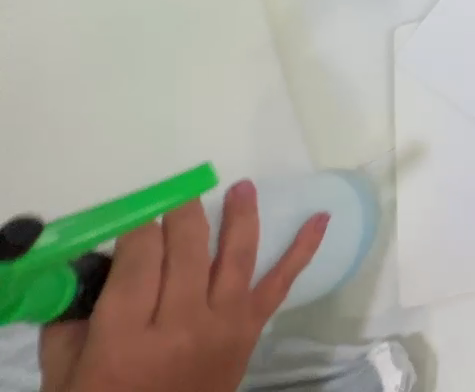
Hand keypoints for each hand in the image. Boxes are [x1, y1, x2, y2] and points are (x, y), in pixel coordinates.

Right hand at [39, 181, 329, 391]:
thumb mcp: (67, 379)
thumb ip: (71, 329)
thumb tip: (84, 274)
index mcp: (124, 342)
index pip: (137, 270)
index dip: (140, 235)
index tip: (140, 213)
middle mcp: (181, 325)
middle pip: (187, 256)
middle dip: (185, 218)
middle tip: (182, 193)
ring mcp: (225, 322)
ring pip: (237, 257)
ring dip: (242, 217)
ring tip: (242, 187)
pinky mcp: (253, 326)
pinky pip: (283, 281)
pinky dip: (305, 248)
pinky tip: (322, 217)